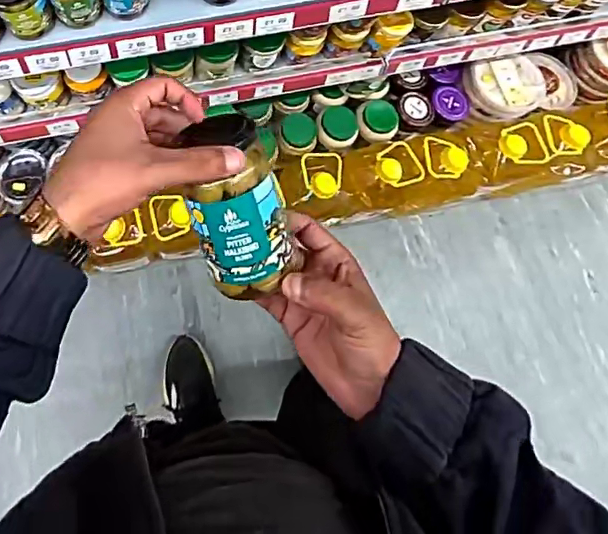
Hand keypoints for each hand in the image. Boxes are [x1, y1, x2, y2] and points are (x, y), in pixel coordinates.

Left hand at [42, 79, 242, 242]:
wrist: (66, 216)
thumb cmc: (100, 181)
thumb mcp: (155, 169)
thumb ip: (198, 163)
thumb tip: (234, 157)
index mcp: (124, 105)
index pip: (162, 86)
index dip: (186, 99)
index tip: (201, 121)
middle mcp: (118, 117)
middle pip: (161, 111)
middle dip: (184, 128)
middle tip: (204, 147)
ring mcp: (114, 140)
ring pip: (154, 134)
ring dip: (175, 147)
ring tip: (196, 164)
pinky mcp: (114, 162)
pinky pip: (145, 153)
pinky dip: (163, 160)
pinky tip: (178, 177)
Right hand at [256, 213, 401, 420]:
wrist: (371, 389)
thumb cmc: (374, 342)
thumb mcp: (355, 313)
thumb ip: (323, 294)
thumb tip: (289, 283)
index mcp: (335, 263)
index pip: (310, 232)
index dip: (289, 221)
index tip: (266, 217)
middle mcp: (315, 274)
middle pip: (286, 248)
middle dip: (265, 240)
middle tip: (241, 235)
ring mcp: (301, 295)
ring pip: (273, 270)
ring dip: (255, 263)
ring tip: (234, 255)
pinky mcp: (290, 316)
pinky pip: (267, 297)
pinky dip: (252, 289)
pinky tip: (238, 282)